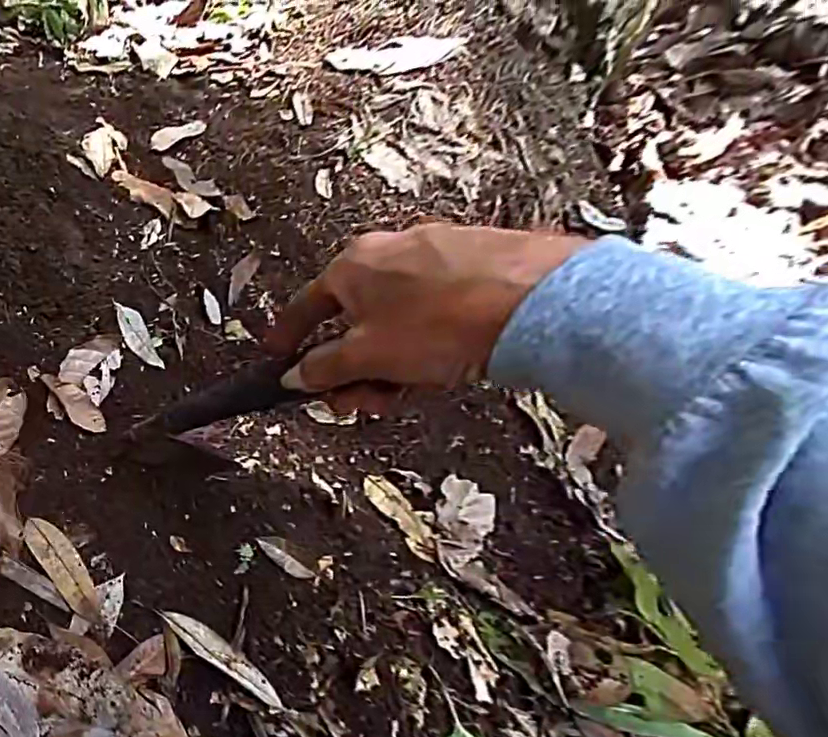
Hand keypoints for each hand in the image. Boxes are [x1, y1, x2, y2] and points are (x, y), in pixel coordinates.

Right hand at [266, 225, 588, 415]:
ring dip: (382, 362)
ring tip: (396, 393)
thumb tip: (296, 376)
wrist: (550, 306)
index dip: (285, 340)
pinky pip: (430, 309)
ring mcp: (441, 252)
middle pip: (349, 318)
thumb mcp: (364, 358)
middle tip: (351, 397)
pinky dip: (419, 343)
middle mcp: (393, 249)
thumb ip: (319, 369)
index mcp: (353, 263)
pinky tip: (431, 371)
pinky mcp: (482, 263)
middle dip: (345, 366)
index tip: (277, 360)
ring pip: (390, 318)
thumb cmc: (445, 324)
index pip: (302, 307)